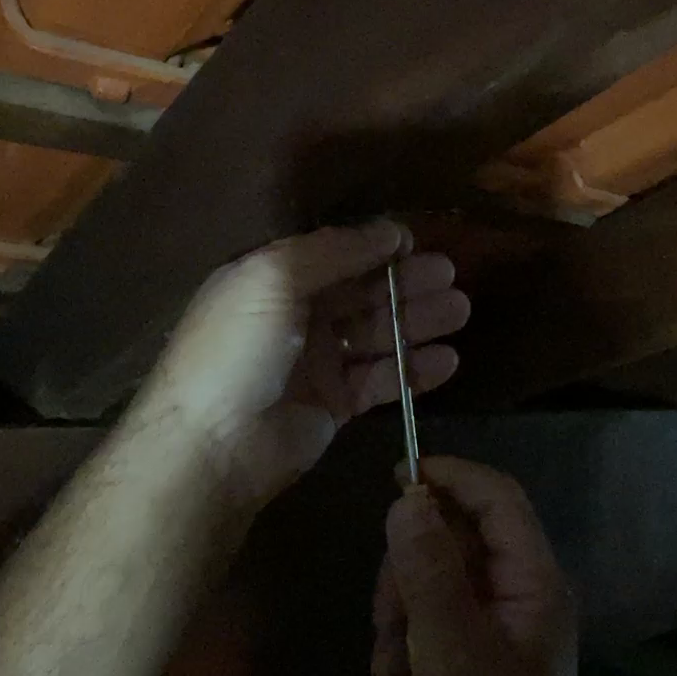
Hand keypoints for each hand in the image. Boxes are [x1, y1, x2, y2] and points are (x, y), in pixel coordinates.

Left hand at [131, 220, 469, 507]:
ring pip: (378, 335)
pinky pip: (381, 380)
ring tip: (461, 312)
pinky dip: (414, 371)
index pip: (336, 254)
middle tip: (452, 278)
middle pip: (363, 293)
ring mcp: (317, 362)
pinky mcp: (334, 404)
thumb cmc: (239, 347)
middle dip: (407, 284)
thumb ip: (335, 250)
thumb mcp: (276, 276)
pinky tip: (448, 361)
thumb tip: (390, 231)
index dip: (377, 248)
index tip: (419, 243)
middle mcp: (297, 315)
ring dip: (418, 323)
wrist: (214, 444)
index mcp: (276, 278)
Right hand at [373, 457, 578, 675]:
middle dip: (410, 571)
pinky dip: (403, 647)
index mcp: (534, 583)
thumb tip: (409, 495)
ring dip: (399, 617)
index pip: (498, 498)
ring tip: (389, 671)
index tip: (397, 475)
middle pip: (456, 541)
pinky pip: (427, 624)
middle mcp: (517, 598)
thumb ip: (429, 570)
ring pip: (433, 582)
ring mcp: (494, 632)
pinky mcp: (470, 662)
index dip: (452, 476)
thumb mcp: (450, 652)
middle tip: (386, 612)